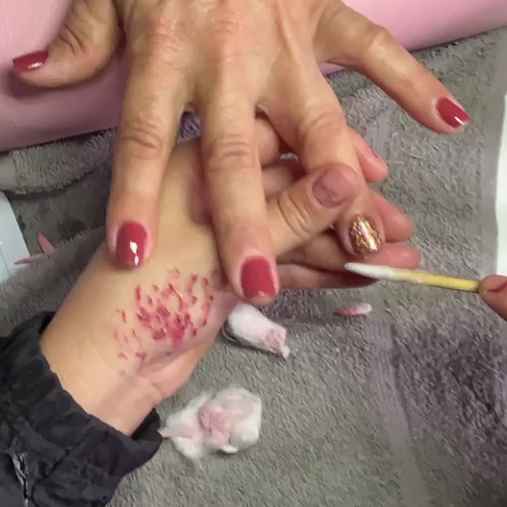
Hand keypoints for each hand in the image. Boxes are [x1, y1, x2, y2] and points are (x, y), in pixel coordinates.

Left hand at [15, 0, 465, 305]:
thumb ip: (74, 41)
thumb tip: (27, 77)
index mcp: (163, 49)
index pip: (140, 139)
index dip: (132, 199)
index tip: (131, 255)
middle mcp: (226, 54)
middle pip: (233, 152)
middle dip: (243, 222)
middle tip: (252, 285)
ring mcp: (285, 35)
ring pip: (316, 117)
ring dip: (336, 177)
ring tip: (364, 235)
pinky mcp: (328, 10)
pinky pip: (377, 50)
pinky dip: (414, 83)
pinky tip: (448, 124)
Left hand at [42, 122, 417, 433]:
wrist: (105, 364)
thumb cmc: (147, 293)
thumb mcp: (218, 246)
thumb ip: (284, 212)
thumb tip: (350, 175)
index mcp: (194, 159)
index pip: (273, 142)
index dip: (328, 156)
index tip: (377, 174)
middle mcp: (211, 186)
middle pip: (292, 189)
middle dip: (348, 211)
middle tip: (400, 228)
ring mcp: (222, 229)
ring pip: (293, 230)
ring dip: (342, 246)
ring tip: (401, 260)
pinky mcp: (230, 269)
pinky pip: (282, 262)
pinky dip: (320, 271)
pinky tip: (364, 277)